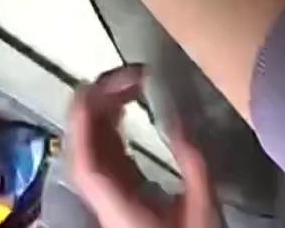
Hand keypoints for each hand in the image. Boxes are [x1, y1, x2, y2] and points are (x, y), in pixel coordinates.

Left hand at [67, 66, 217, 227]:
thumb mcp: (203, 211)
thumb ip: (194, 164)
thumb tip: (180, 118)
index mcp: (118, 206)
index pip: (86, 162)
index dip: (81, 122)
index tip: (92, 86)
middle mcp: (105, 200)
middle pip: (84, 147)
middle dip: (98, 104)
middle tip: (127, 74)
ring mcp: (109, 197)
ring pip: (92, 147)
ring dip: (104, 111)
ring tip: (131, 82)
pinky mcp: (118, 196)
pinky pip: (105, 152)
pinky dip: (112, 124)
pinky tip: (128, 106)